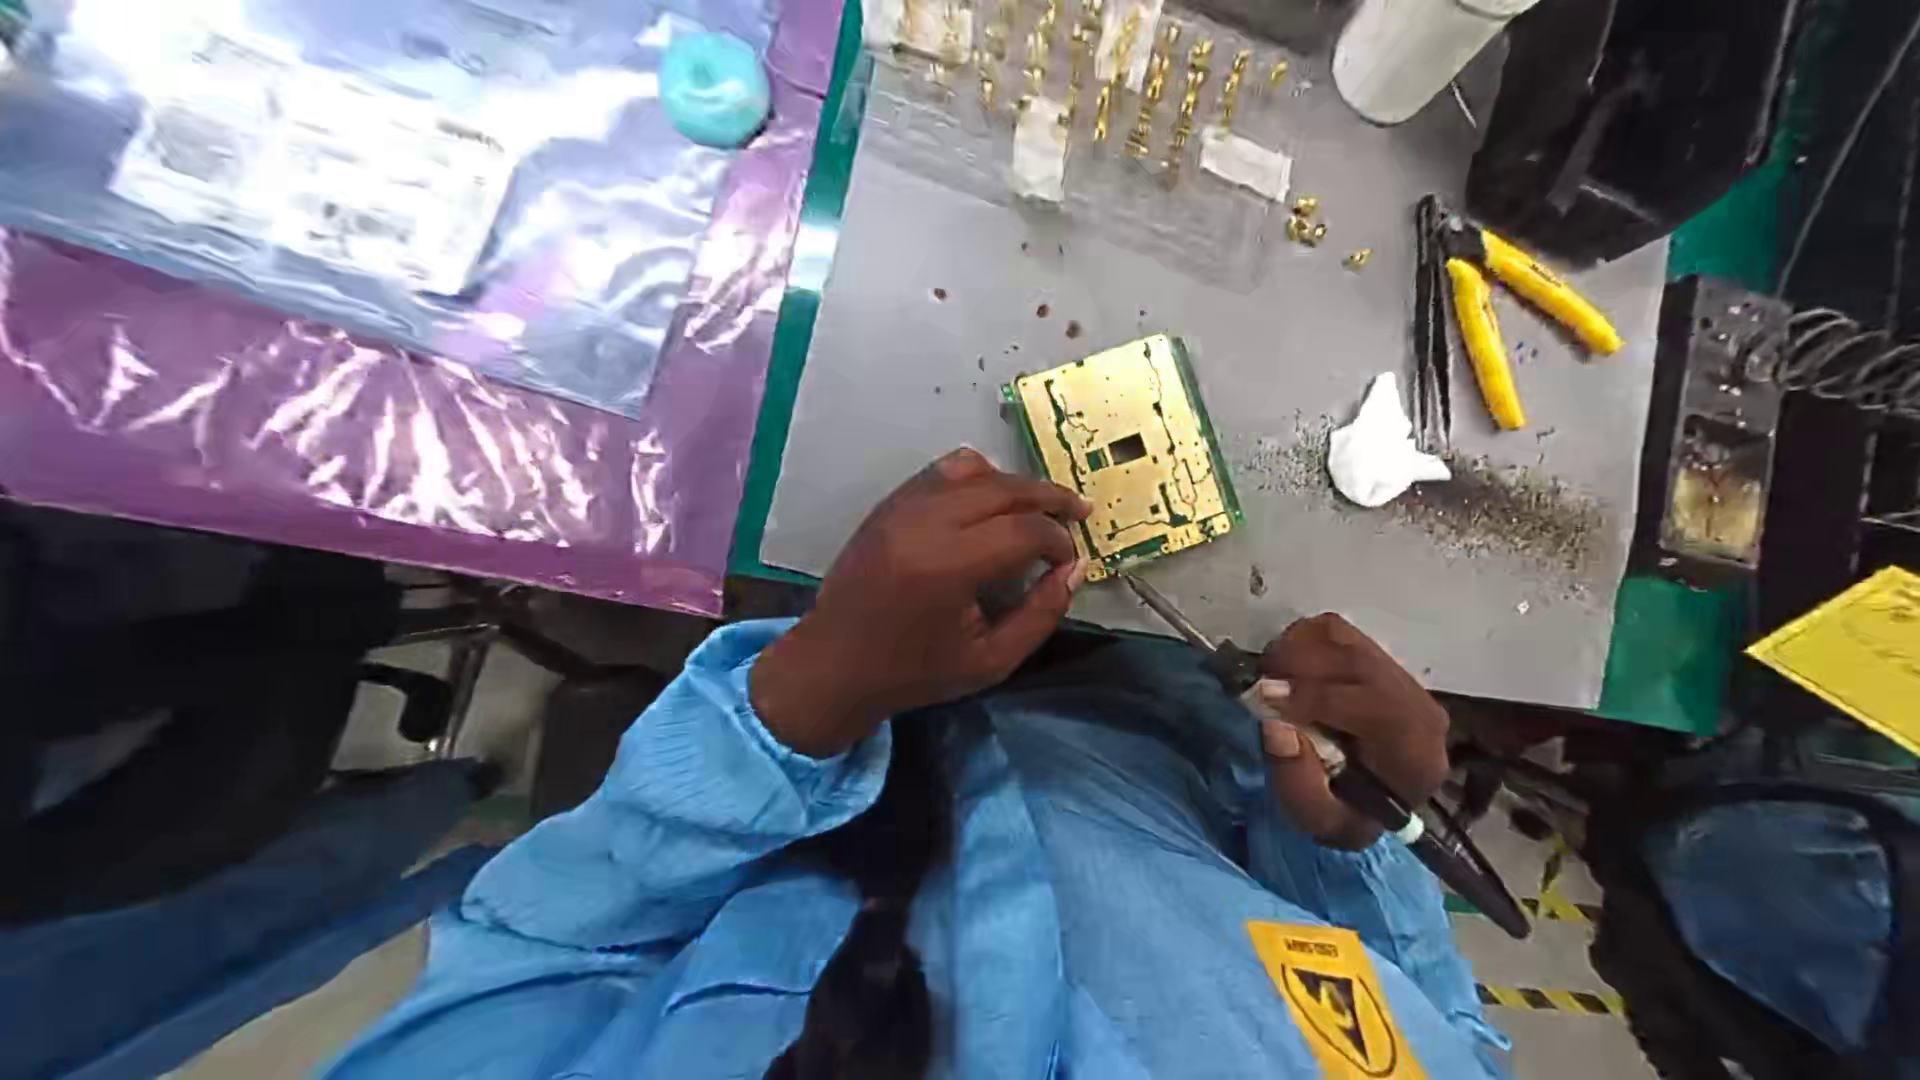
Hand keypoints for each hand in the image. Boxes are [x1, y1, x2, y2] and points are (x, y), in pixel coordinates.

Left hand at [751, 447, 1090, 756]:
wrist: (834, 664)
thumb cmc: (913, 672)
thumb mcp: (990, 661)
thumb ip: (1040, 614)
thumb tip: (1075, 568)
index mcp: (949, 565)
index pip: (1024, 529)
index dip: (1058, 539)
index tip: (1069, 559)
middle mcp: (924, 522)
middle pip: (1004, 488)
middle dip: (1048, 497)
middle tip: (1077, 512)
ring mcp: (901, 507)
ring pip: (972, 468)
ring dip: (1012, 484)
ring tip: (1036, 506)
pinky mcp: (887, 505)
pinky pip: (940, 472)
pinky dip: (975, 479)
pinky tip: (989, 503)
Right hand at [1254, 614, 1449, 849]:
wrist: (1361, 797)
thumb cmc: (1341, 810)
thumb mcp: (1319, 821)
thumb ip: (1298, 782)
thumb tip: (1277, 728)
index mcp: (1415, 753)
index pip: (1378, 706)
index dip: (1319, 696)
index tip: (1268, 696)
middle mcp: (1417, 706)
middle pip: (1358, 663)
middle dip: (1300, 668)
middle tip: (1260, 683)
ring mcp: (1396, 674)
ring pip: (1342, 639)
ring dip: (1296, 652)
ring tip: (1272, 677)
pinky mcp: (1372, 653)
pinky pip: (1332, 629)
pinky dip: (1300, 640)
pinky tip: (1288, 668)